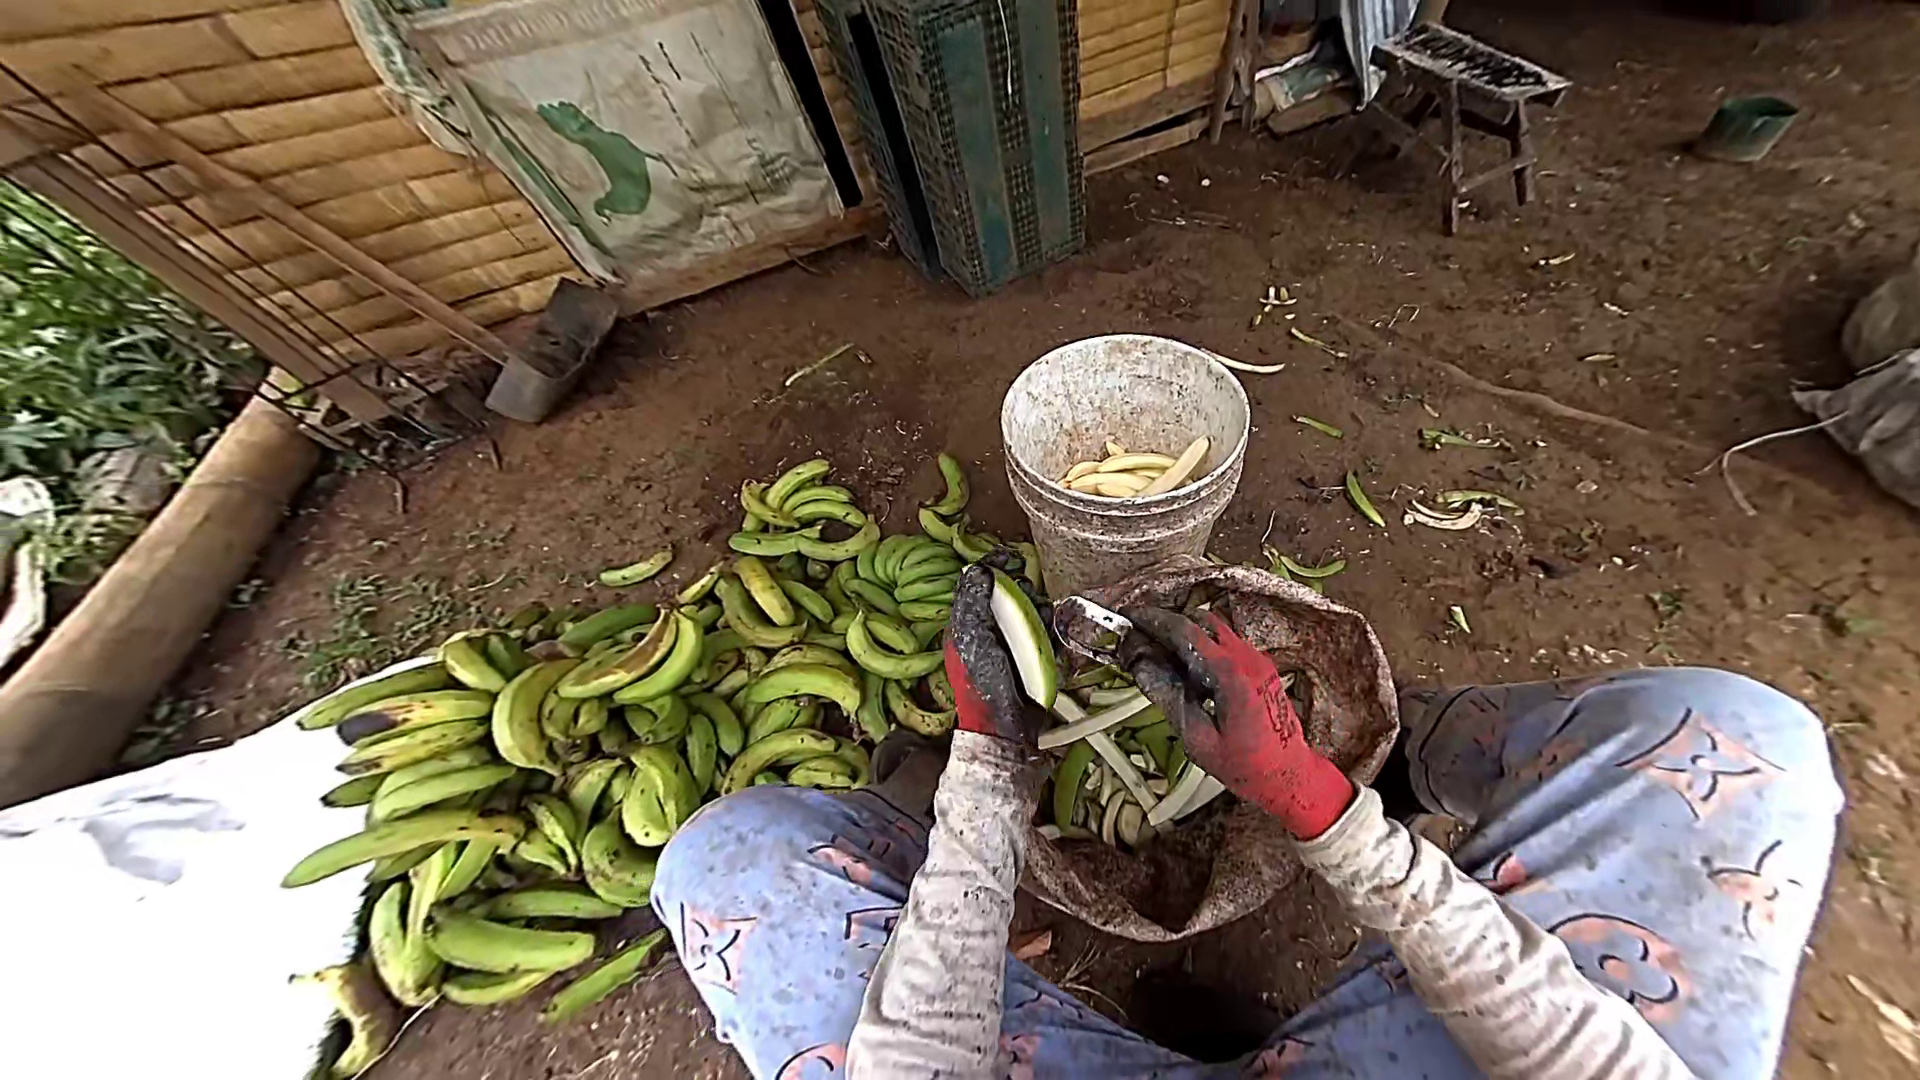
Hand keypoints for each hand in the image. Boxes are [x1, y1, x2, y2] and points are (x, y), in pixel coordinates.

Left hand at [943, 562, 1046, 745]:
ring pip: (1025, 608)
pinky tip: (1048, 628)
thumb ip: (974, 602)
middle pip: (1004, 592)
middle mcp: (986, 628)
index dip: (991, 565)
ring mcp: (1008, 641)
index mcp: (965, 623)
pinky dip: (1046, 625)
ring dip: (1034, 604)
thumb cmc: (982, 685)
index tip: (1008, 557)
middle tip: (1025, 587)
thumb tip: (980, 570)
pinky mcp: (1029, 653)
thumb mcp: (973, 637)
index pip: (976, 583)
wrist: (1005, 724)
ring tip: (1038, 612)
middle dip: (1017, 584)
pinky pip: (1041, 629)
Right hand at [1117, 607, 1352, 838]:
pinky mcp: (1259, 666)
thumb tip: (1140, 666)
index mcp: (1231, 675)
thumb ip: (1167, 697)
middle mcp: (1247, 659)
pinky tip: (1184, 668)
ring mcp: (1256, 660)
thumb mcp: (1197, 738)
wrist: (1291, 776)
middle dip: (1165, 622)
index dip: (1152, 620)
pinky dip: (1199, 644)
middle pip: (1199, 620)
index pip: (1184, 631)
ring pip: (1212, 627)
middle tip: (1138, 636)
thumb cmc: (1247, 766)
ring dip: (1182, 632)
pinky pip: (1224, 642)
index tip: (1129, 617)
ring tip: (1157, 653)